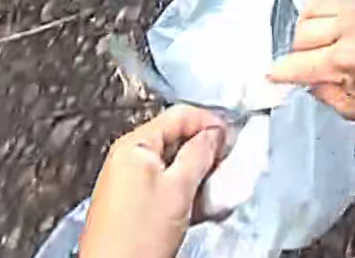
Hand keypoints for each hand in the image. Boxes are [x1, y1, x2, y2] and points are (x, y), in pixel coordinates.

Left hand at [79, 105, 226, 257]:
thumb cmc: (135, 240)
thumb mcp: (178, 190)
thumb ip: (200, 154)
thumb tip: (213, 134)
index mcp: (134, 143)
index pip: (179, 115)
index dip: (208, 122)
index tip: (229, 136)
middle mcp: (126, 157)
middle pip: (174, 138)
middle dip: (201, 150)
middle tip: (223, 163)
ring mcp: (125, 181)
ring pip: (169, 164)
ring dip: (193, 173)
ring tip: (211, 188)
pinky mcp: (128, 205)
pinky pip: (160, 184)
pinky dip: (179, 189)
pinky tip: (193, 205)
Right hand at [266, 0, 354, 126]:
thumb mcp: (352, 108)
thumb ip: (321, 91)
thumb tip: (299, 77)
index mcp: (346, 61)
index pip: (300, 64)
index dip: (281, 72)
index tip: (270, 75)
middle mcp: (348, 28)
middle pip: (301, 34)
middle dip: (299, 53)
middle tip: (308, 64)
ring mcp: (354, 8)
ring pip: (309, 10)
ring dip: (307, 27)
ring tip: (316, 42)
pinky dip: (318, 6)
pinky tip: (323, 20)